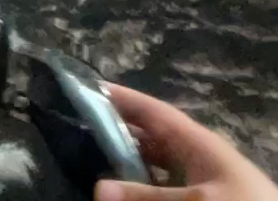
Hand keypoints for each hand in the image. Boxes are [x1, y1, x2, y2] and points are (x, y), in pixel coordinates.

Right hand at [95, 84, 277, 200]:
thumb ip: (149, 197)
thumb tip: (97, 188)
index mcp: (198, 144)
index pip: (152, 111)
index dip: (121, 97)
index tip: (85, 87)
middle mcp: (197, 162)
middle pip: (150, 142)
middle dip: (116, 136)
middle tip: (75, 132)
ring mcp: (202, 188)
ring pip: (157, 172)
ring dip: (129, 171)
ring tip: (89, 168)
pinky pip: (167, 192)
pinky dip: (146, 192)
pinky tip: (123, 199)